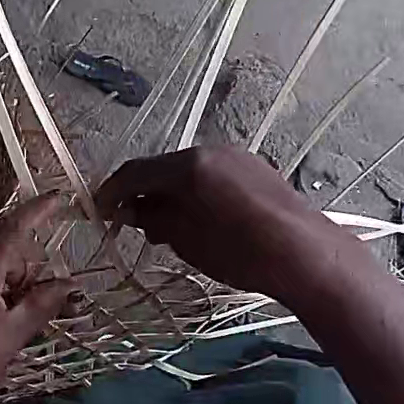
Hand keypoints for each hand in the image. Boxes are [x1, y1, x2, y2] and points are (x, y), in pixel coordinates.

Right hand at [96, 147, 376, 307]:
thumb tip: (136, 211)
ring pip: (190, 171)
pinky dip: (197, 192)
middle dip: (144, 193)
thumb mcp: (187, 242)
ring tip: (168, 225)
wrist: (304, 253)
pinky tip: (201, 217)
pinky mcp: (255, 167)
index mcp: (189, 165)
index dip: (112, 192)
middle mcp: (210, 150)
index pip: (136, 172)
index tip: (99, 210)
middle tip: (133, 223)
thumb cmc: (240, 252)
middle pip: (164, 168)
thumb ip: (155, 220)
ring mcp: (236, 156)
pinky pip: (213, 174)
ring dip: (172, 193)